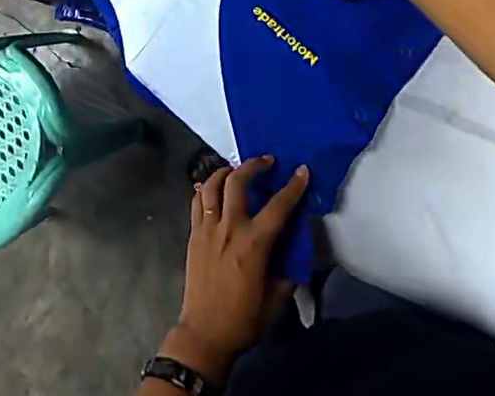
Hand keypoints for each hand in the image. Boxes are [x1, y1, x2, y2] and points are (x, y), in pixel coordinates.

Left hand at [163, 156, 309, 381]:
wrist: (205, 333)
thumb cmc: (244, 319)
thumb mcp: (276, 299)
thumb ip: (287, 272)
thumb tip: (295, 253)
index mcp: (253, 244)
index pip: (277, 206)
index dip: (292, 186)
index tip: (301, 170)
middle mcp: (229, 228)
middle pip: (238, 182)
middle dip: (253, 165)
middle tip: (265, 161)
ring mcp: (207, 228)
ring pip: (212, 185)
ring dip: (226, 171)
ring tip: (237, 169)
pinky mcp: (193, 233)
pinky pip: (197, 200)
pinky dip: (206, 187)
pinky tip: (214, 188)